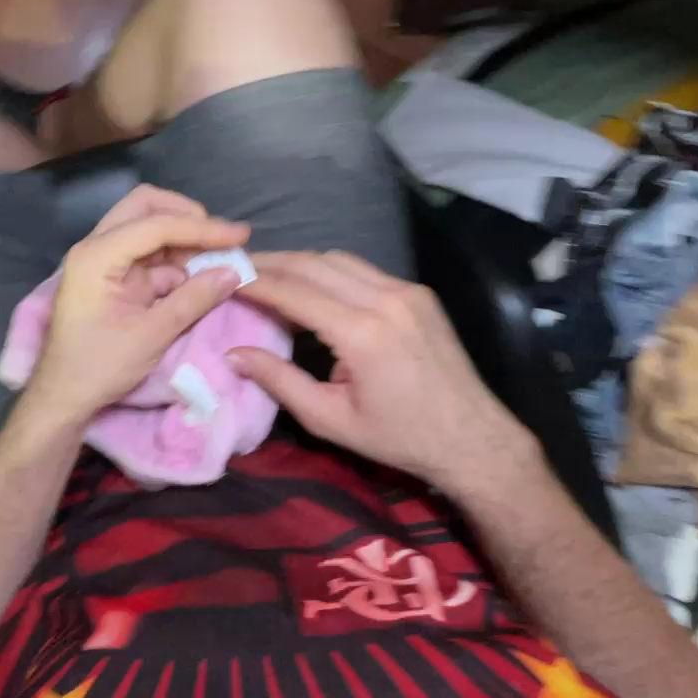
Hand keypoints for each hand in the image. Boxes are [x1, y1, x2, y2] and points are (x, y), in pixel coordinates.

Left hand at [24, 186, 248, 423]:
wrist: (63, 397)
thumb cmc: (98, 367)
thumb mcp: (151, 336)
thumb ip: (192, 300)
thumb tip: (234, 273)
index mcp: (97, 256)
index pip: (155, 224)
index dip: (202, 228)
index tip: (240, 236)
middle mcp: (97, 247)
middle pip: (145, 207)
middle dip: (187, 218)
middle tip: (221, 240)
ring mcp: (105, 261)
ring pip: (148, 228)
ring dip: (184, 240)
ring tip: (219, 260)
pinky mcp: (115, 278)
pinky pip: (150, 256)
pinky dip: (177, 263)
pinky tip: (201, 278)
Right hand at [228, 251, 547, 502]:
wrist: (472, 438)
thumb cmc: (397, 437)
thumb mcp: (330, 419)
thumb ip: (279, 381)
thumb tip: (232, 355)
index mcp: (362, 333)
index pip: (294, 292)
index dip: (255, 282)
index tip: (224, 277)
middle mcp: (385, 300)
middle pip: (314, 263)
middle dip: (271, 262)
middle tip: (237, 265)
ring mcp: (406, 292)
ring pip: (339, 259)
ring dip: (300, 262)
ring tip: (266, 272)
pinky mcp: (418, 294)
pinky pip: (363, 270)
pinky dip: (329, 270)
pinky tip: (310, 284)